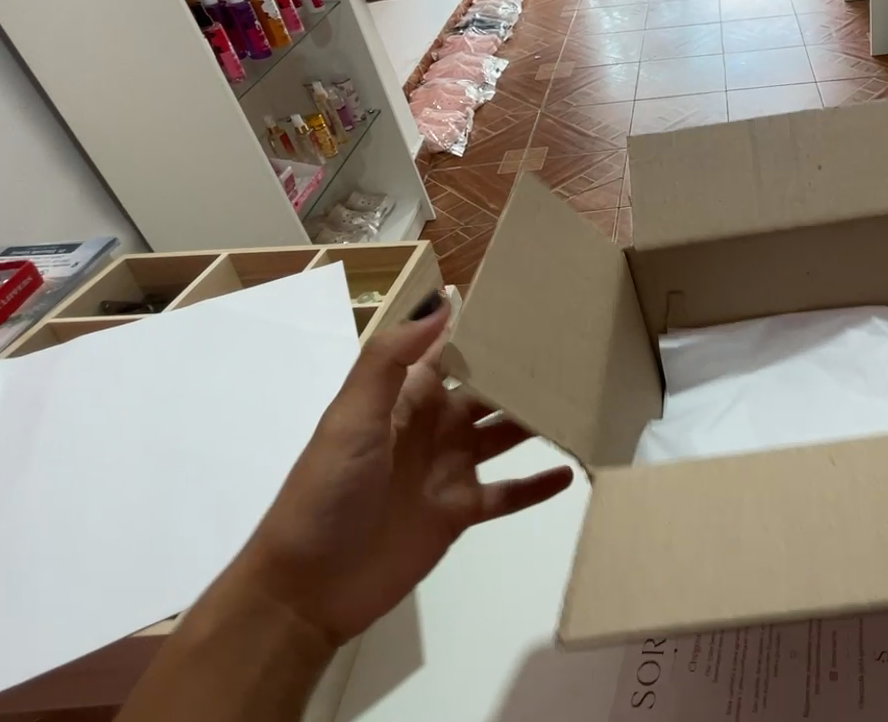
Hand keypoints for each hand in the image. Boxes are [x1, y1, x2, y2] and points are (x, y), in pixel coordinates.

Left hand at [226, 293, 573, 645]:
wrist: (306, 587)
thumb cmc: (327, 490)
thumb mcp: (352, 416)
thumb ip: (391, 358)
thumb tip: (442, 300)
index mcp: (407, 399)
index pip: (451, 352)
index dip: (482, 330)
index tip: (527, 304)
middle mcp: (434, 427)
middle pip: (488, 391)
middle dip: (523, 373)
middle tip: (574, 350)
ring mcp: (449, 469)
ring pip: (505, 435)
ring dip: (537, 422)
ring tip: (582, 403)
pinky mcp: (460, 511)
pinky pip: (508, 493)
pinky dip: (537, 485)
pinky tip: (570, 473)